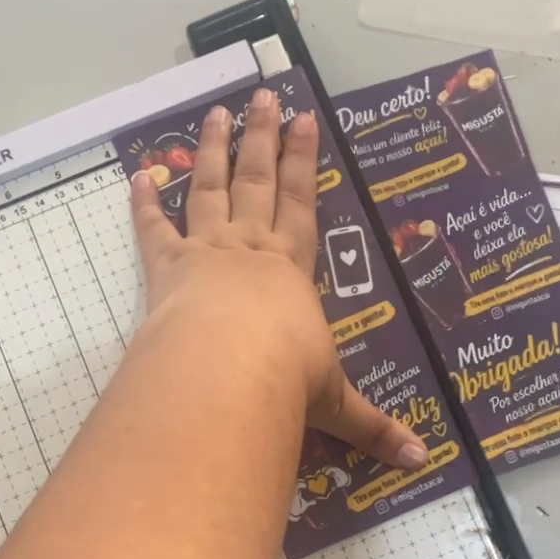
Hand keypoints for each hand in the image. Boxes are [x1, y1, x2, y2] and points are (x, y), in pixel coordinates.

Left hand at [129, 88, 428, 470]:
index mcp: (291, 269)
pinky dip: (144, 201)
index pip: (302, 204)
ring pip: (208, 189)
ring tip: (215, 112)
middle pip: (257, 181)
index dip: (305, 162)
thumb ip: (372, 429)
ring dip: (212, 151)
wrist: (227, 374)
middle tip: (263, 96)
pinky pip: (153, 228)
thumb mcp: (335, 405)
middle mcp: (249, 248)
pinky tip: (139, 172)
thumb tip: (420, 462)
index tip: (307, 120)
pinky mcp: (166, 270)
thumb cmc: (285, 380)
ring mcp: (205, 253)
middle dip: (263, 139)